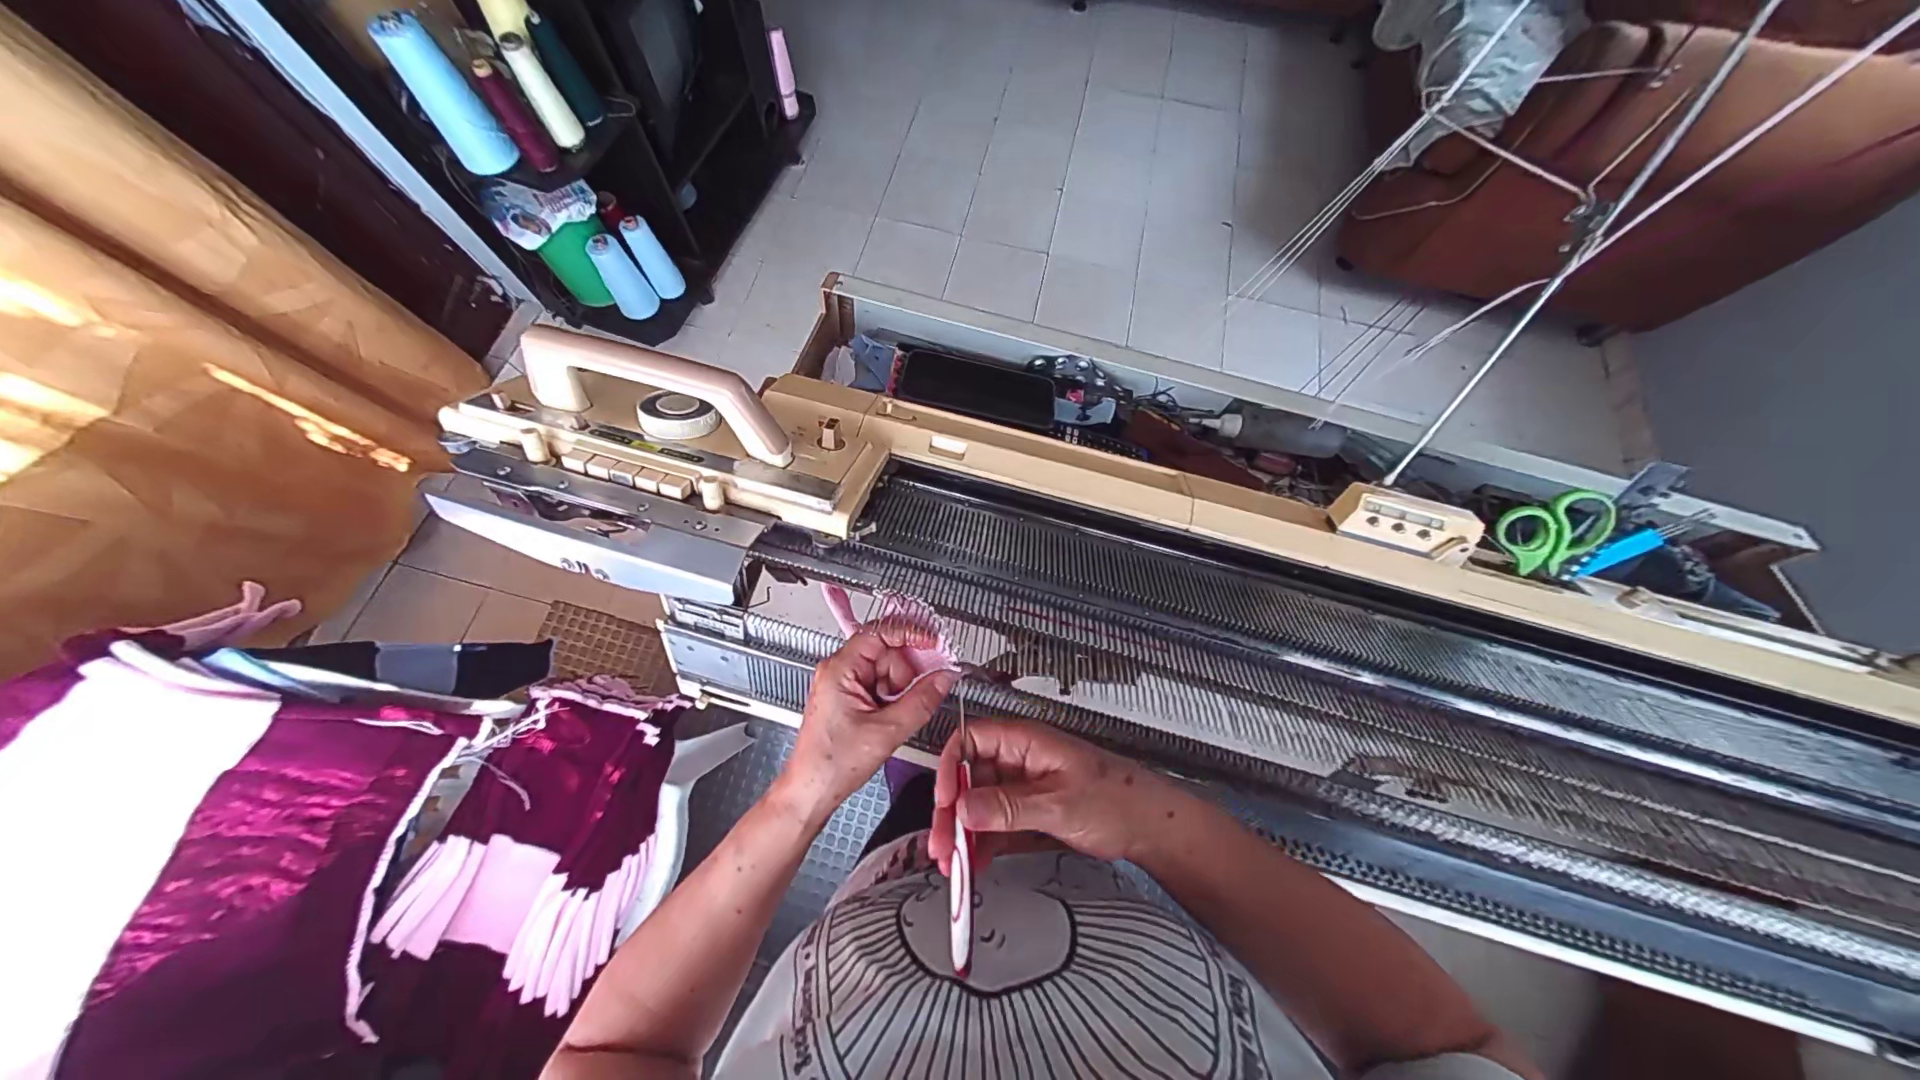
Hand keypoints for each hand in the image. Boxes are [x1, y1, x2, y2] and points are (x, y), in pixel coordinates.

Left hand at [775, 631, 954, 820]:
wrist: (811, 791)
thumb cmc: (831, 764)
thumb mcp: (887, 731)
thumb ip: (921, 700)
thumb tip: (944, 678)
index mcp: (840, 669)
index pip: (880, 632)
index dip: (910, 634)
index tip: (933, 643)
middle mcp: (838, 670)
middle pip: (887, 652)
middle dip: (906, 672)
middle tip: (919, 691)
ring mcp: (843, 684)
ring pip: (886, 670)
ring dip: (899, 688)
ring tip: (894, 716)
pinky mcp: (848, 697)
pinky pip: (879, 685)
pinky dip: (892, 698)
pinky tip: (890, 719)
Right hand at [929, 717, 1186, 873]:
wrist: (1152, 826)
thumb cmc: (1119, 798)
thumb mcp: (1059, 804)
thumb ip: (1008, 807)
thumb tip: (964, 808)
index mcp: (1027, 742)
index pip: (972, 740)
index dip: (950, 767)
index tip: (943, 801)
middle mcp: (1021, 760)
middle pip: (970, 777)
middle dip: (951, 811)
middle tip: (942, 844)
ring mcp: (1024, 786)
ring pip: (979, 804)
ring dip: (964, 833)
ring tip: (954, 864)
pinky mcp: (1030, 811)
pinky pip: (996, 823)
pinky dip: (984, 842)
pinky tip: (977, 862)